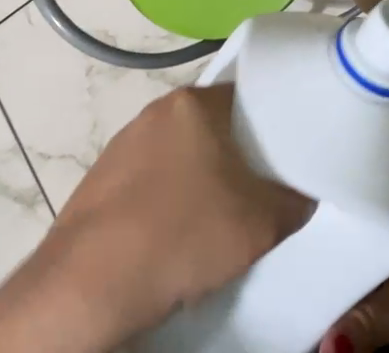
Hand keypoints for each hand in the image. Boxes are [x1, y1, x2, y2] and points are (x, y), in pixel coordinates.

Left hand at [31, 86, 310, 344]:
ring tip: (218, 216)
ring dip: (198, 180)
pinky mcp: (94, 185)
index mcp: (192, 102)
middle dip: (236, 154)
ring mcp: (118, 148)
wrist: (86, 292)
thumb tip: (302, 195)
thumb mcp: (265, 223)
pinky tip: (175, 235)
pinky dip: (165, 202)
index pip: (248, 96)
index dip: (273, 122)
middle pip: (212, 126)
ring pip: (178, 156)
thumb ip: (296, 200)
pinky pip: (147, 184)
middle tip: (260, 186)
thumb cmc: (182, 236)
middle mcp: (153, 112)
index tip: (288, 151)